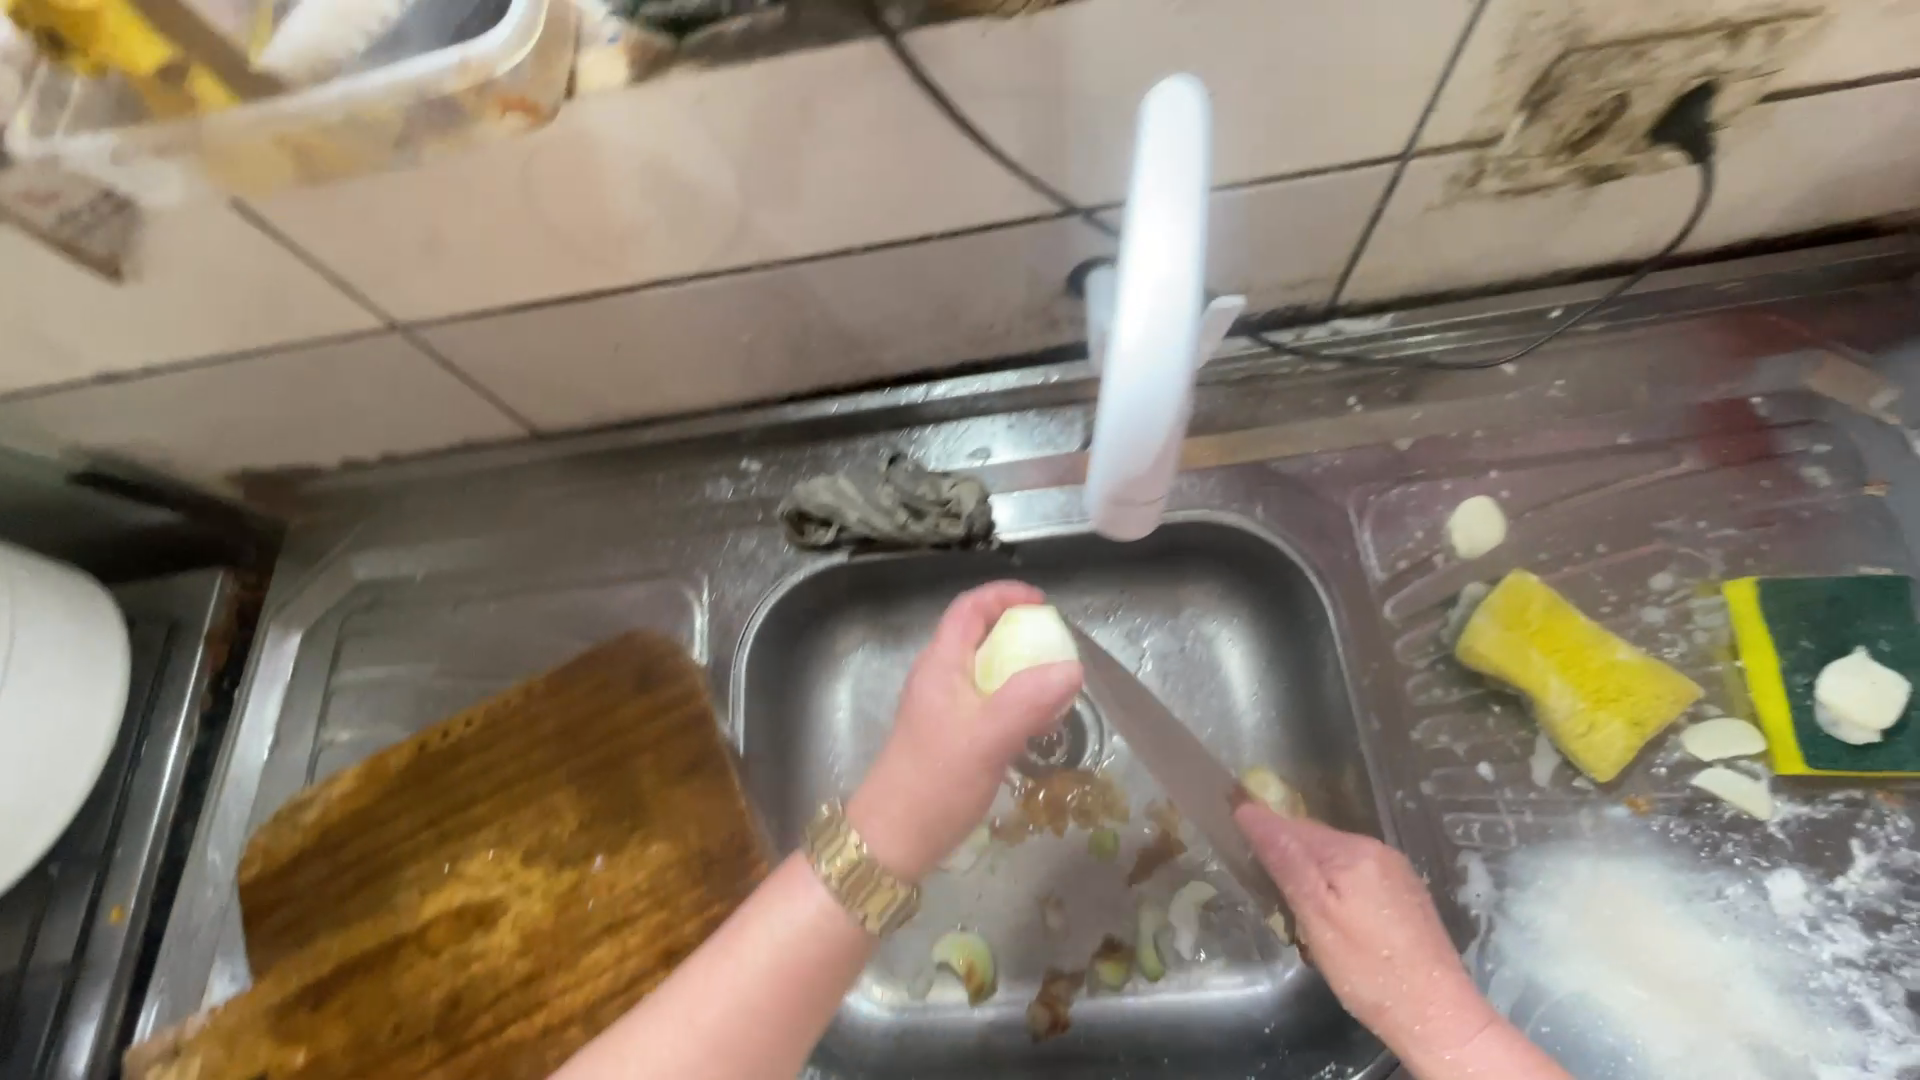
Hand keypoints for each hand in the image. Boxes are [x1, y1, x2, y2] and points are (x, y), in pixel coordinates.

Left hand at [847, 581, 1082, 880]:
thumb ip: (1028, 700)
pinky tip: (1037, 722)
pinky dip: (1015, 698)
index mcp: (940, 664)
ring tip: (1055, 684)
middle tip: (1058, 645)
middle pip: (978, 634)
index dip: (1004, 595)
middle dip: (1018, 631)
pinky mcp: (950, 733)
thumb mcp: (987, 738)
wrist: (894, 840)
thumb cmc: (935, 783)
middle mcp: (938, 677)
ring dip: (1019, 667)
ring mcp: (942, 706)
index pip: (969, 608)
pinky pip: (987, 699)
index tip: (1044, 604)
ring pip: (985, 669)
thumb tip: (1073, 667)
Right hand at [1235, 805, 1495, 1059]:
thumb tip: (1248, 811)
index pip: (1291, 825)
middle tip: (1277, 902)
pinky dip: (1337, 889)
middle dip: (1290, 861)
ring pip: (1334, 858)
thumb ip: (1284, 860)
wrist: (1440, 1019)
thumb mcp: (1315, 916)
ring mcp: (1395, 870)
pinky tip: (1338, 922)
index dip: (1264, 838)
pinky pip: (1356, 874)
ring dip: (1313, 876)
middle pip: (1314, 840)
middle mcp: (1376, 849)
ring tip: (1304, 917)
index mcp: (1351, 850)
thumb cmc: (1369, 971)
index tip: (1244, 862)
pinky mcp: (1406, 892)